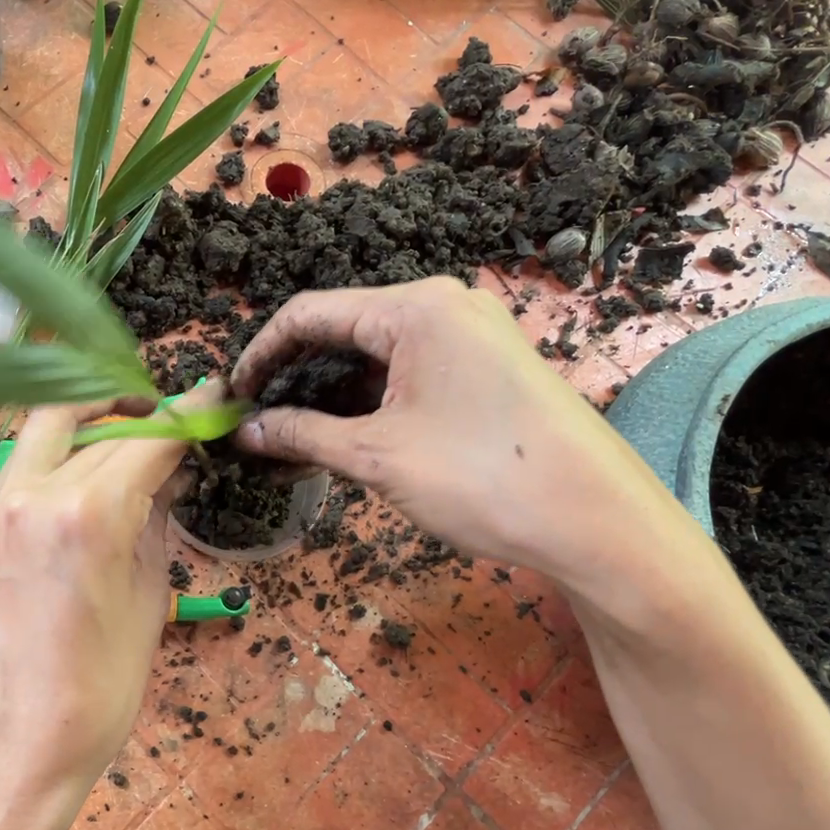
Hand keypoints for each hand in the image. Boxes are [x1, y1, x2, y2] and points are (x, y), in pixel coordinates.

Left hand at [0, 389, 209, 797]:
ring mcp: (1, 506)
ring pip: (50, 427)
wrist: (24, 735)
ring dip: (94, 418)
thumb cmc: (104, 683)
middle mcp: (36, 493)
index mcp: (88, 513)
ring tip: (133, 433)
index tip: (213, 394)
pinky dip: (63, 450)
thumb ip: (156, 516)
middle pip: (99, 423)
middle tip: (174, 421)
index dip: (188, 413)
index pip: (149, 437)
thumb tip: (171, 471)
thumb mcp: (150, 593)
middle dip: (143, 413)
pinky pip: (28, 462)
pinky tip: (92, 470)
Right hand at [230, 279, 688, 588]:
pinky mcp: (484, 367)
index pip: (309, 313)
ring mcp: (469, 335)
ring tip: (292, 440)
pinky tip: (341, 437)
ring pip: (373, 355)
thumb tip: (246, 430)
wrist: (597, 522)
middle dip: (293, 377)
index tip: (232, 397)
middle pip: (341, 330)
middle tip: (258, 424)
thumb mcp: (376, 456)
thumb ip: (302, 434)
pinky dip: (368, 401)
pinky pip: (407, 372)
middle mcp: (443, 307)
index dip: (260, 354)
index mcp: (415, 309)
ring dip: (328, 395)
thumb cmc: (480, 477)